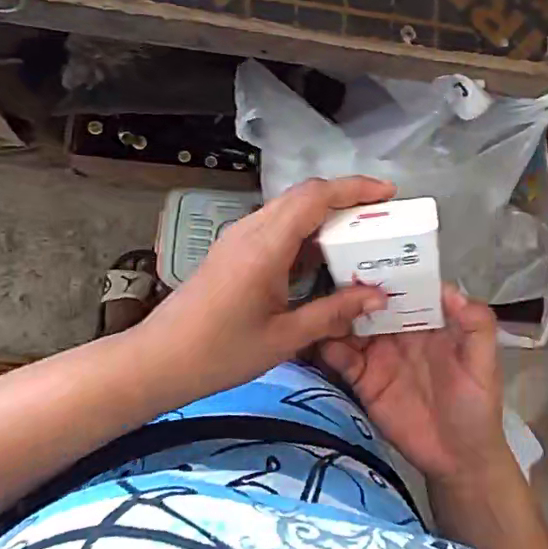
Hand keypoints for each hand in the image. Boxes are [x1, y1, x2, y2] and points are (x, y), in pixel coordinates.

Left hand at [134, 176, 393, 401]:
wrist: (159, 360)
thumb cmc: (220, 352)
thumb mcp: (284, 337)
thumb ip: (334, 312)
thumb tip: (378, 296)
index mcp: (265, 245)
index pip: (315, 197)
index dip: (354, 188)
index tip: (389, 193)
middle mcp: (251, 231)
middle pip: (303, 197)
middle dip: (345, 199)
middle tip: (382, 217)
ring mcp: (238, 239)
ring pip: (288, 210)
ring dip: (324, 216)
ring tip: (360, 235)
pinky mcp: (231, 251)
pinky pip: (275, 228)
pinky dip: (304, 233)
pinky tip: (322, 258)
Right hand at [319, 284, 509, 485]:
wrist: (457, 460)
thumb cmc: (477, 407)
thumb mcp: (484, 365)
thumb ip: (476, 326)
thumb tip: (448, 290)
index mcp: (427, 322)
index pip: (403, 290)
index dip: (387, 275)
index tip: (366, 261)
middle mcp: (399, 332)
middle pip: (370, 304)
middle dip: (352, 292)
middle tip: (333, 284)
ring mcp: (378, 355)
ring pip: (350, 326)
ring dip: (336, 316)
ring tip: (322, 311)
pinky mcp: (362, 380)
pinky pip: (341, 358)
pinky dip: (328, 347)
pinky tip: (319, 342)